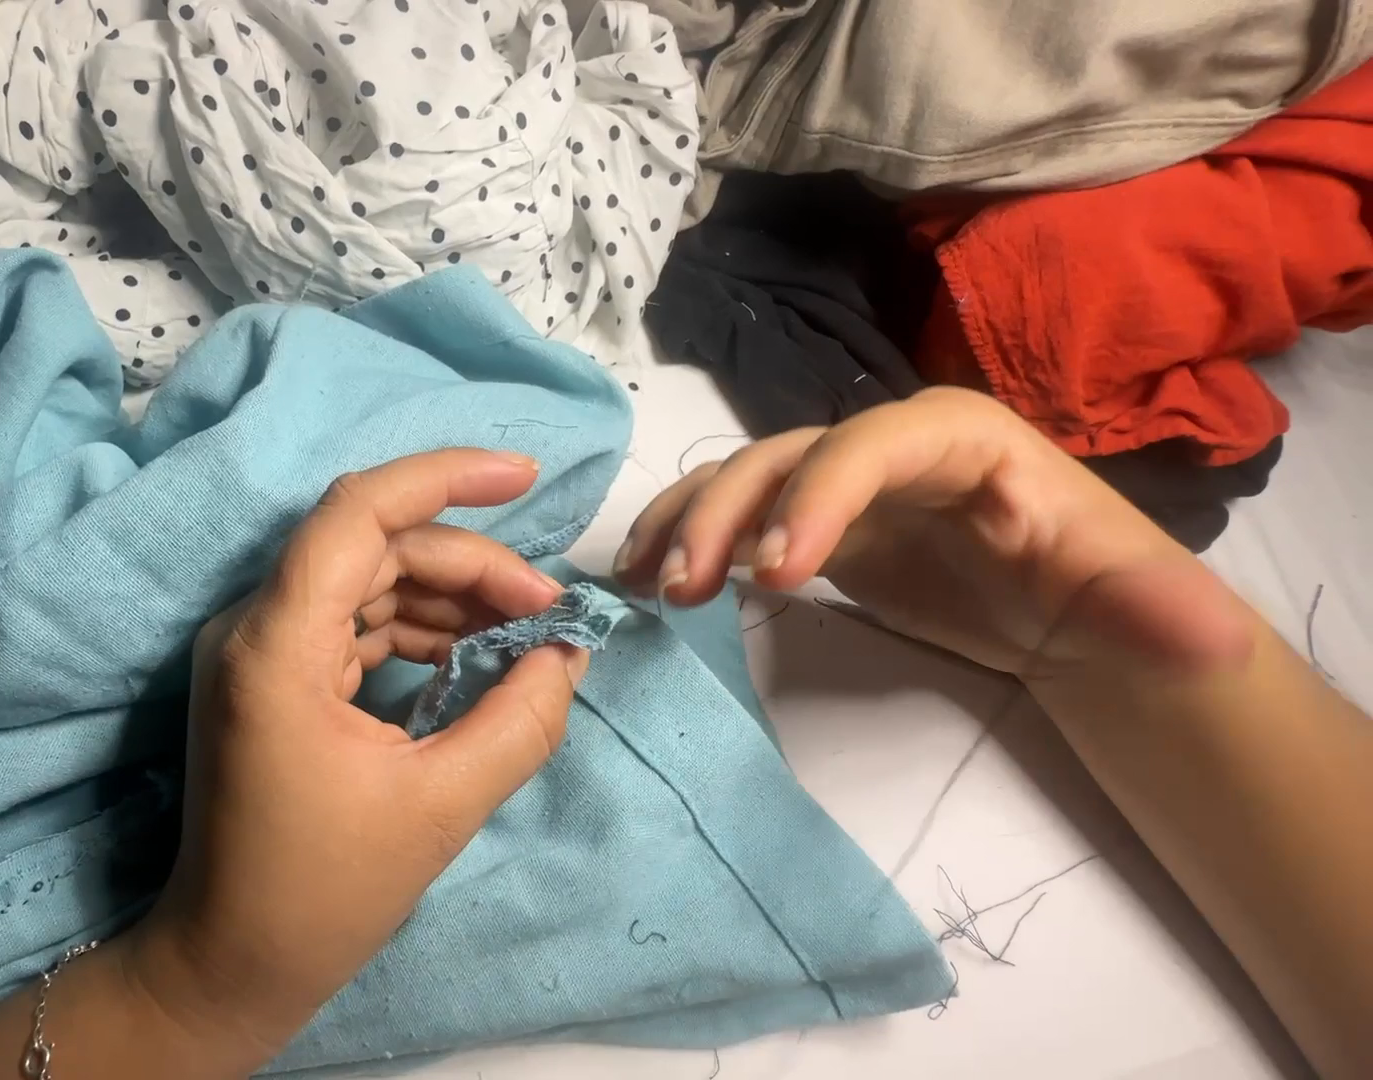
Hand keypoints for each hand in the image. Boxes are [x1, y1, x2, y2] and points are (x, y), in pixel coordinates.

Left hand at [125, 449, 589, 1066]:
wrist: (231, 957)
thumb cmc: (325, 894)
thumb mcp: (443, 807)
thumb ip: (521, 720)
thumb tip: (566, 654)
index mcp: (276, 645)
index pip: (357, 512)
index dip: (444, 477)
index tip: (525, 477)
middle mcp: (255, 624)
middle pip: (376, 546)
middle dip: (470, 565)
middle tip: (547, 611)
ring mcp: (260, 645)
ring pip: (370, 577)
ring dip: (449, 594)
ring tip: (522, 631)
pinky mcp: (275, 669)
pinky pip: (356, 617)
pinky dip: (418, 624)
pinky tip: (471, 650)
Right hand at [614, 388, 1253, 678]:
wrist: (1050, 613)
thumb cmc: (1091, 595)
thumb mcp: (1143, 605)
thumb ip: (1161, 614)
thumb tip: (1189, 638)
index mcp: (954, 438)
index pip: (866, 445)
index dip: (812, 497)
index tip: (773, 574)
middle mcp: (874, 445)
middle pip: (777, 457)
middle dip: (723, 516)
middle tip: (683, 587)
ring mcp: (827, 483)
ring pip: (732, 479)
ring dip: (680, 524)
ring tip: (642, 580)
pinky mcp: (798, 521)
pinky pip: (723, 516)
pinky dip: (678, 537)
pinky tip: (642, 575)